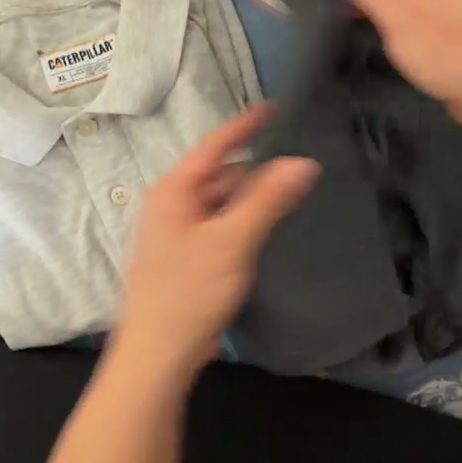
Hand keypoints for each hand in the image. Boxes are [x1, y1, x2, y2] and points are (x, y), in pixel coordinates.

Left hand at [108, 106, 318, 378]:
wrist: (158, 355)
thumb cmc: (189, 292)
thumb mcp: (233, 240)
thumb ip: (268, 199)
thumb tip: (304, 162)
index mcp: (174, 191)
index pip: (215, 145)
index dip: (246, 125)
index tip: (276, 108)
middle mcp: (172, 205)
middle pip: (222, 175)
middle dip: (258, 171)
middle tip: (301, 168)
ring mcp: (178, 234)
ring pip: (223, 204)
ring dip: (253, 201)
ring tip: (294, 198)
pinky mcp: (188, 260)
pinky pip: (221, 228)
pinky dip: (244, 224)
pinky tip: (268, 234)